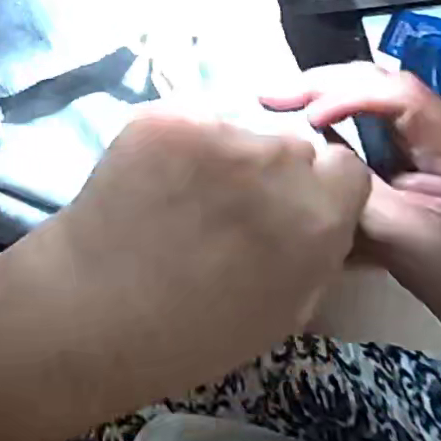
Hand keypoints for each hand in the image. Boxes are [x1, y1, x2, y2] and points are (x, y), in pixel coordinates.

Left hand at [9, 105, 370, 399]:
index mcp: (317, 211)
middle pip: (286, 141)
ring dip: (220, 149)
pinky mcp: (163, 113)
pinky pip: (186, 117)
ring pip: (234, 125)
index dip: (315, 186)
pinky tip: (153, 173)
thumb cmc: (199, 326)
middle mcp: (272, 157)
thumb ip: (318, 245)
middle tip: (228, 198)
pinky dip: (176, 139)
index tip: (285, 204)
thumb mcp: (288, 304)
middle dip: (268, 166)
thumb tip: (330, 213)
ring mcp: (212, 128)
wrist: (99, 303)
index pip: (340, 165)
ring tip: (184, 188)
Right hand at [262, 63, 440, 306]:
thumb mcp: (391, 230)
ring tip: (285, 98)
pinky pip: (379, 104)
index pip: (401, 96)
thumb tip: (305, 147)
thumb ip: (351, 181)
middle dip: (327, 84)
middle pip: (386, 80)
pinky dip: (341, 101)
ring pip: (379, 85)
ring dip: (329, 87)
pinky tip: (312, 108)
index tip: (309, 118)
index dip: (348, 96)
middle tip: (275, 97)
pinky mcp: (425, 136)